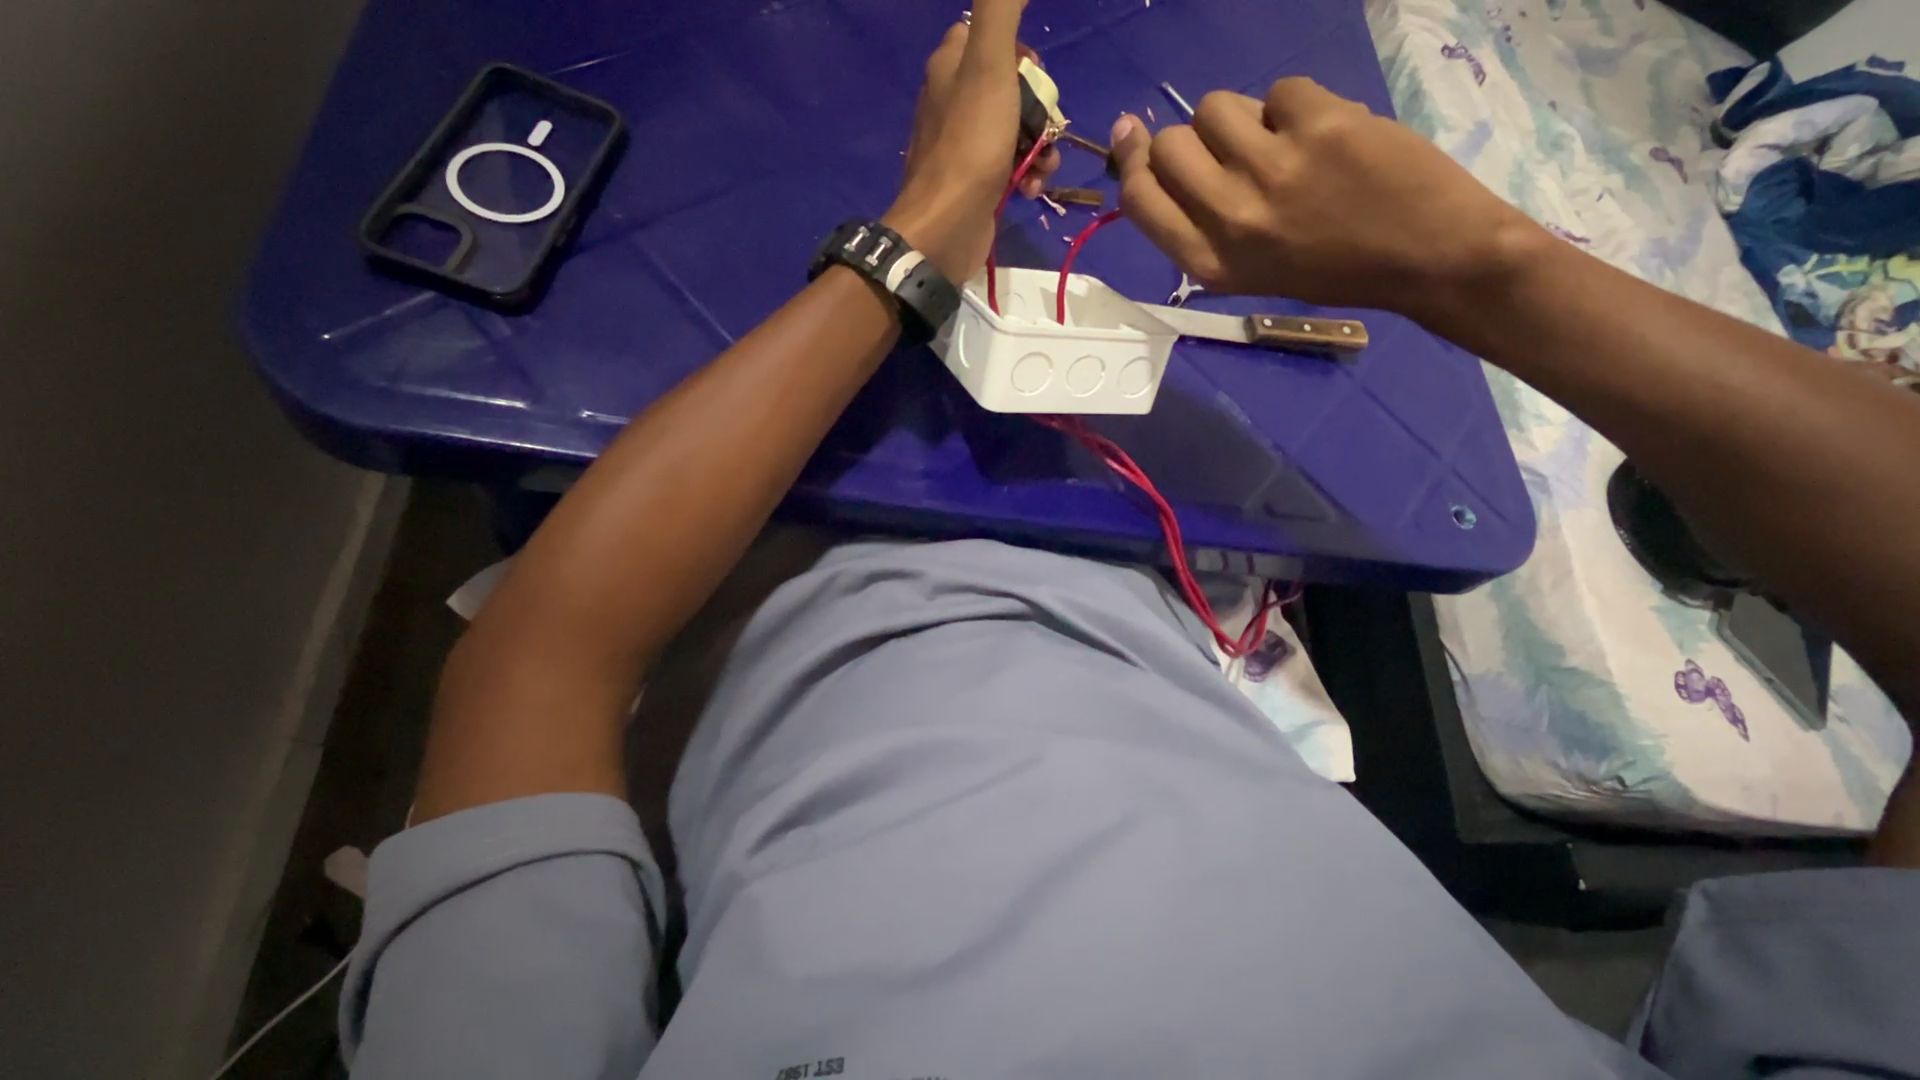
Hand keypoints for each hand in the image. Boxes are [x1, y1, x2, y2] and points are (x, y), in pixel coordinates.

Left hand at [883, 0, 1059, 282]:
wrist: (946, 228)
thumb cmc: (969, 145)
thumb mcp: (989, 65)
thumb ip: (1000, 12)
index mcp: (949, 66)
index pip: (988, 36)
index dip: (1020, 52)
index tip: (1036, 75)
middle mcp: (951, 101)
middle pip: (1010, 86)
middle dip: (1039, 107)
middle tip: (1046, 126)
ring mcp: (963, 145)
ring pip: (1016, 129)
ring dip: (1041, 147)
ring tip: (1043, 166)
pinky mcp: (974, 182)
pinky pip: (1010, 166)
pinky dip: (1027, 175)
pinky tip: (1031, 189)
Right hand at [1110, 78, 1547, 322]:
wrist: (1429, 256)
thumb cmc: (1334, 270)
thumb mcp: (1250, 269)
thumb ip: (1199, 220)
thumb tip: (1147, 148)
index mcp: (1210, 262)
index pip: (1139, 198)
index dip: (1131, 160)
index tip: (1133, 135)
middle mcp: (1230, 218)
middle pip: (1168, 145)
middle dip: (1192, 138)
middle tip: (1233, 151)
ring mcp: (1273, 169)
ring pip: (1215, 106)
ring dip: (1242, 116)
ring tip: (1282, 143)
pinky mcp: (1318, 126)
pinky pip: (1278, 90)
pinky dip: (1298, 106)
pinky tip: (1325, 135)